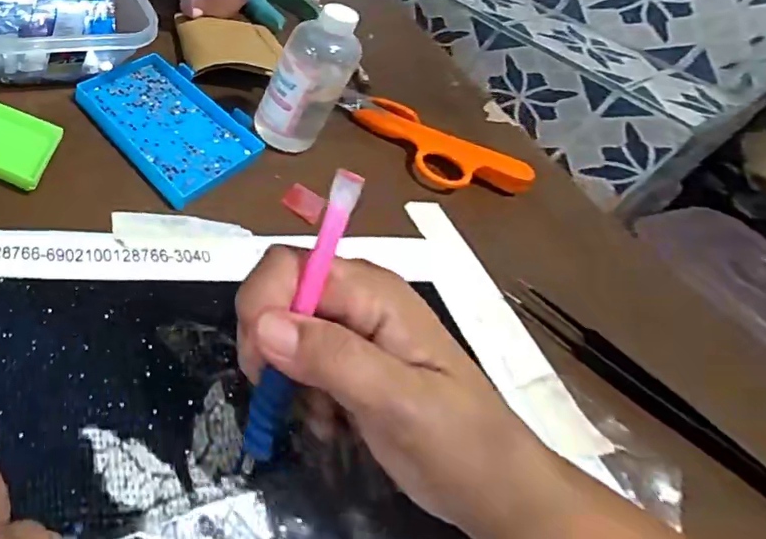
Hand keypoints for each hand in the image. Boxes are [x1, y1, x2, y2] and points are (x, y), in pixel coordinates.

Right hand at [236, 248, 670, 538]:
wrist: (506, 498)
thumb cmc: (466, 447)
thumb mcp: (402, 404)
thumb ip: (333, 358)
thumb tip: (263, 324)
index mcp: (370, 289)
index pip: (288, 266)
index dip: (261, 302)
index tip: (258, 361)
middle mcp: (354, 295)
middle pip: (278, 290)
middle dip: (265, 339)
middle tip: (276, 390)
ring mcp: (349, 325)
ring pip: (280, 325)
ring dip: (282, 370)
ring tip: (315, 413)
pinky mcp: (345, 356)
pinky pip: (294, 354)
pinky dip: (295, 386)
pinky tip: (324, 417)